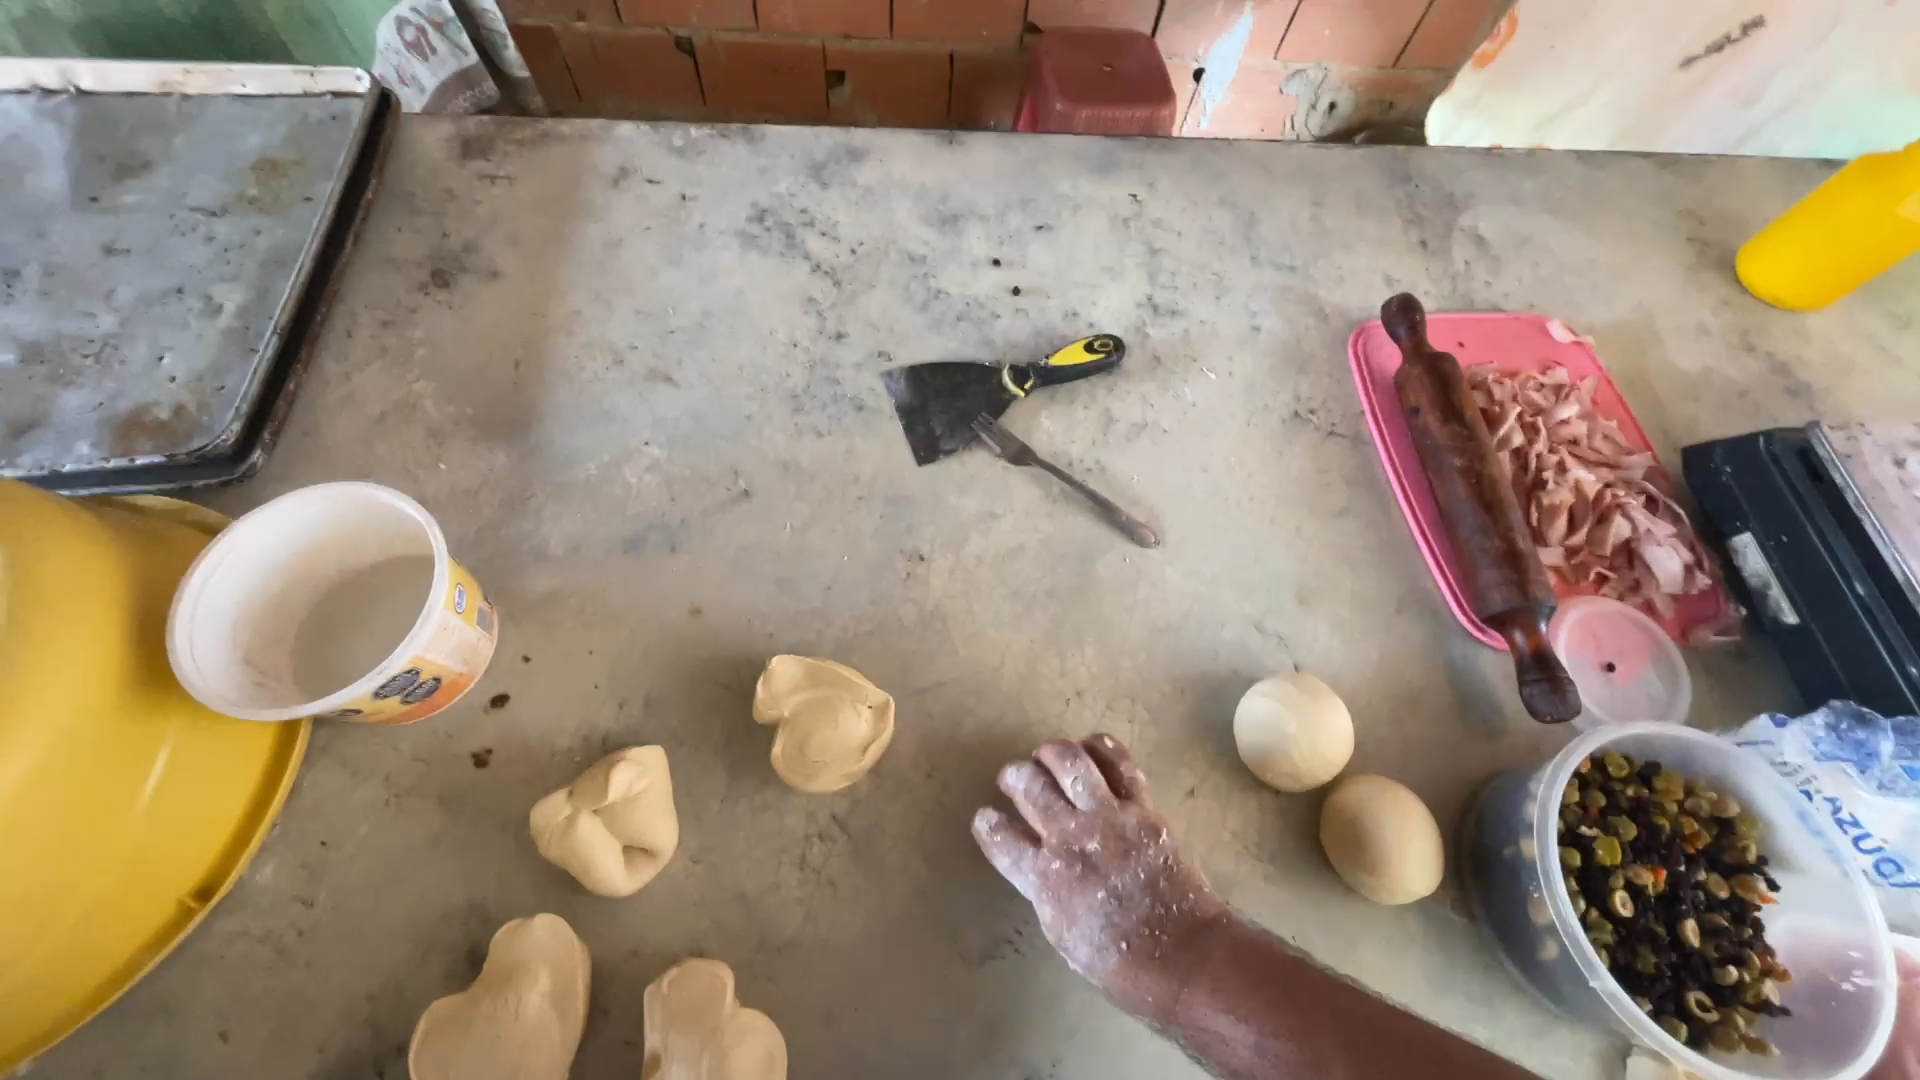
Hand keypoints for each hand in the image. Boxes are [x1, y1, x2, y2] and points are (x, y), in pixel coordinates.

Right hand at [972, 734, 1226, 1023]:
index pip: (1000, 837)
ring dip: (1050, 752)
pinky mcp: (1141, 807)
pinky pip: (1118, 762)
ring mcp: (1107, 818)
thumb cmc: (1120, 961)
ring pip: (1068, 761)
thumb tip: (1036, 863)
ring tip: (1046, 755)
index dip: (987, 823)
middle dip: (1014, 775)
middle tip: (1015, 778)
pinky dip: (1101, 747)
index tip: (986, 817)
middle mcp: (1069, 838)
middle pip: (1028, 785)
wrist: (1184, 954)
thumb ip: (1043, 889)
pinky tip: (1091, 747)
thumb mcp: (1062, 932)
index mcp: (1044, 878)